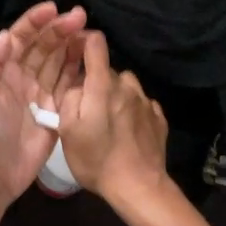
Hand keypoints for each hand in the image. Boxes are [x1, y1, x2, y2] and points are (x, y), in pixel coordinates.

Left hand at [0, 2, 86, 203]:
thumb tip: (10, 33)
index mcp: (3, 70)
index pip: (22, 38)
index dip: (37, 22)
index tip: (55, 8)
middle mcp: (23, 78)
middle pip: (45, 47)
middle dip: (61, 30)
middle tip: (81, 18)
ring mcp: (40, 95)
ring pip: (59, 63)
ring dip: (72, 47)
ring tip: (90, 34)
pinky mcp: (54, 113)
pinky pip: (68, 87)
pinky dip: (79, 72)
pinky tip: (91, 58)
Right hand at [56, 31, 169, 203]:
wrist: (138, 186)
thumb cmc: (96, 160)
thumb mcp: (67, 132)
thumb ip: (69, 100)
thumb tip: (77, 86)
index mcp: (103, 85)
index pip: (96, 43)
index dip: (83, 40)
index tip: (74, 50)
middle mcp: (127, 86)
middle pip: (109, 71)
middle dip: (96, 83)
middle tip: (86, 109)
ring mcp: (147, 101)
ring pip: (126, 87)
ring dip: (116, 96)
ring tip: (108, 121)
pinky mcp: (158, 118)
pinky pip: (141, 105)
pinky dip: (131, 111)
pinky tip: (126, 132)